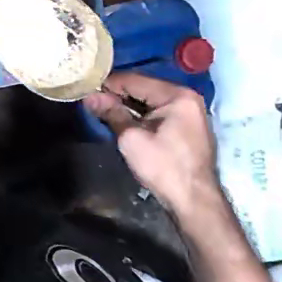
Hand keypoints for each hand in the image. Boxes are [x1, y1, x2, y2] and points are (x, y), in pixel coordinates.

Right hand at [83, 72, 223, 216]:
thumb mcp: (132, 139)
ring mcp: (191, 114)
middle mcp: (188, 98)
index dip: (109, 84)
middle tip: (92, 100)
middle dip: (118, 95)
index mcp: (178, 96)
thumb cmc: (163, 167)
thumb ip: (111, 113)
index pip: (136, 80)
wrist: (194, 201)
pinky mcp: (189, 128)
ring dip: (129, 106)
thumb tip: (89, 97)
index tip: (86, 88)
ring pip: (152, 102)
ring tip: (103, 110)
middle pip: (146, 89)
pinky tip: (124, 121)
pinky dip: (142, 116)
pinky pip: (161, 113)